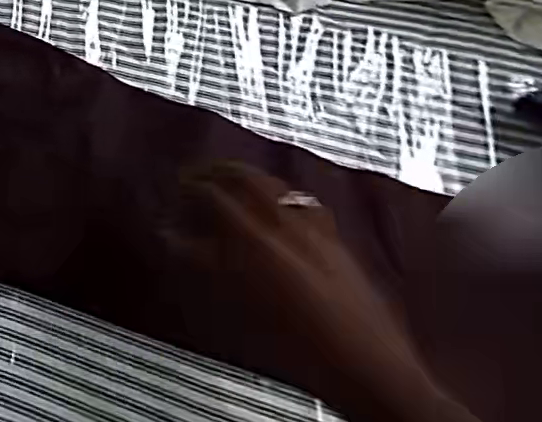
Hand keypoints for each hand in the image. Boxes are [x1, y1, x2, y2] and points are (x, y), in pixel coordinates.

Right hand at [171, 161, 474, 421]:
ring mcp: (314, 228)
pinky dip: (282, 194)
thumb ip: (201, 261)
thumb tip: (170, 234)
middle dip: (215, 170)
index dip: (188, 186)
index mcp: (255, 237)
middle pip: (244, 176)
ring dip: (248, 177)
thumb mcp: (238, 301)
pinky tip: (277, 204)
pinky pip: (304, 202)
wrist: (372, 371)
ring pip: (275, 184)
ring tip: (232, 182)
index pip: (211, 193)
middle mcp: (284, 222)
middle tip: (197, 175)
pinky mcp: (336, 240)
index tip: (174, 188)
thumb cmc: (295, 342)